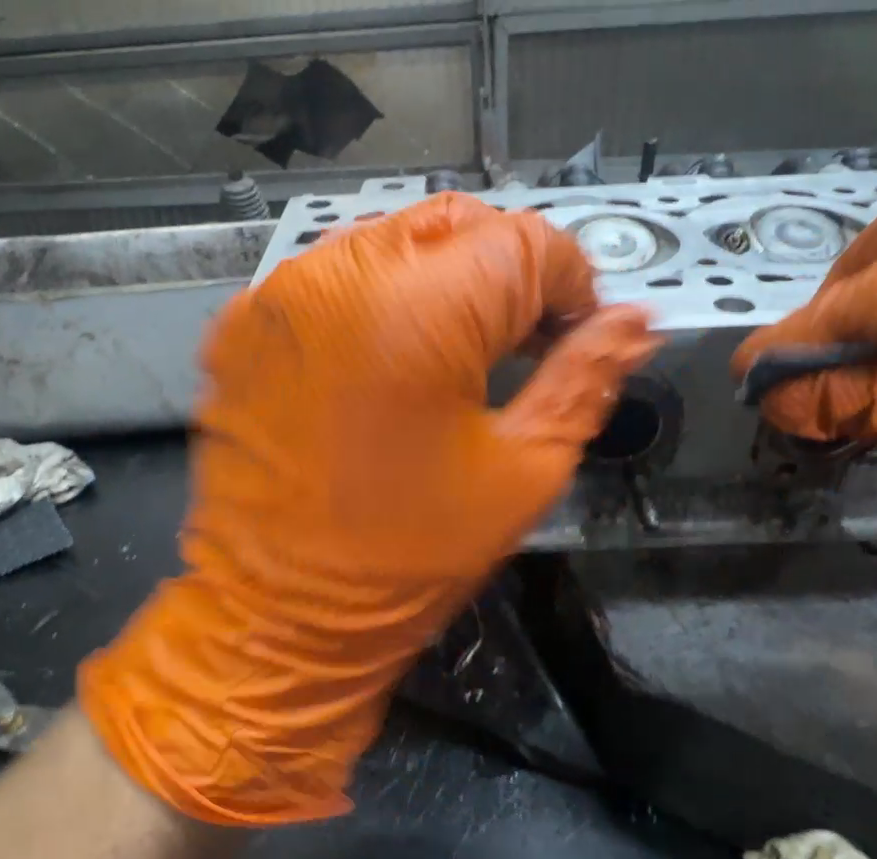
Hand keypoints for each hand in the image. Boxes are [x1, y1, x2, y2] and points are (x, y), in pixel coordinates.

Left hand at [81, 194, 660, 822]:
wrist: (280, 617)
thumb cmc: (407, 561)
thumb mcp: (523, 472)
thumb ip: (585, 379)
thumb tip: (635, 325)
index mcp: (417, 314)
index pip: (526, 242)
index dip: (573, 284)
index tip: (579, 334)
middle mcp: (338, 279)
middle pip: (459, 223)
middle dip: (509, 271)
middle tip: (526, 340)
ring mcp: (278, 297)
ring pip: (393, 236)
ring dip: (444, 277)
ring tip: (461, 351)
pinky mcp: (241, 326)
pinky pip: (331, 276)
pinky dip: (377, 298)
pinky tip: (391, 362)